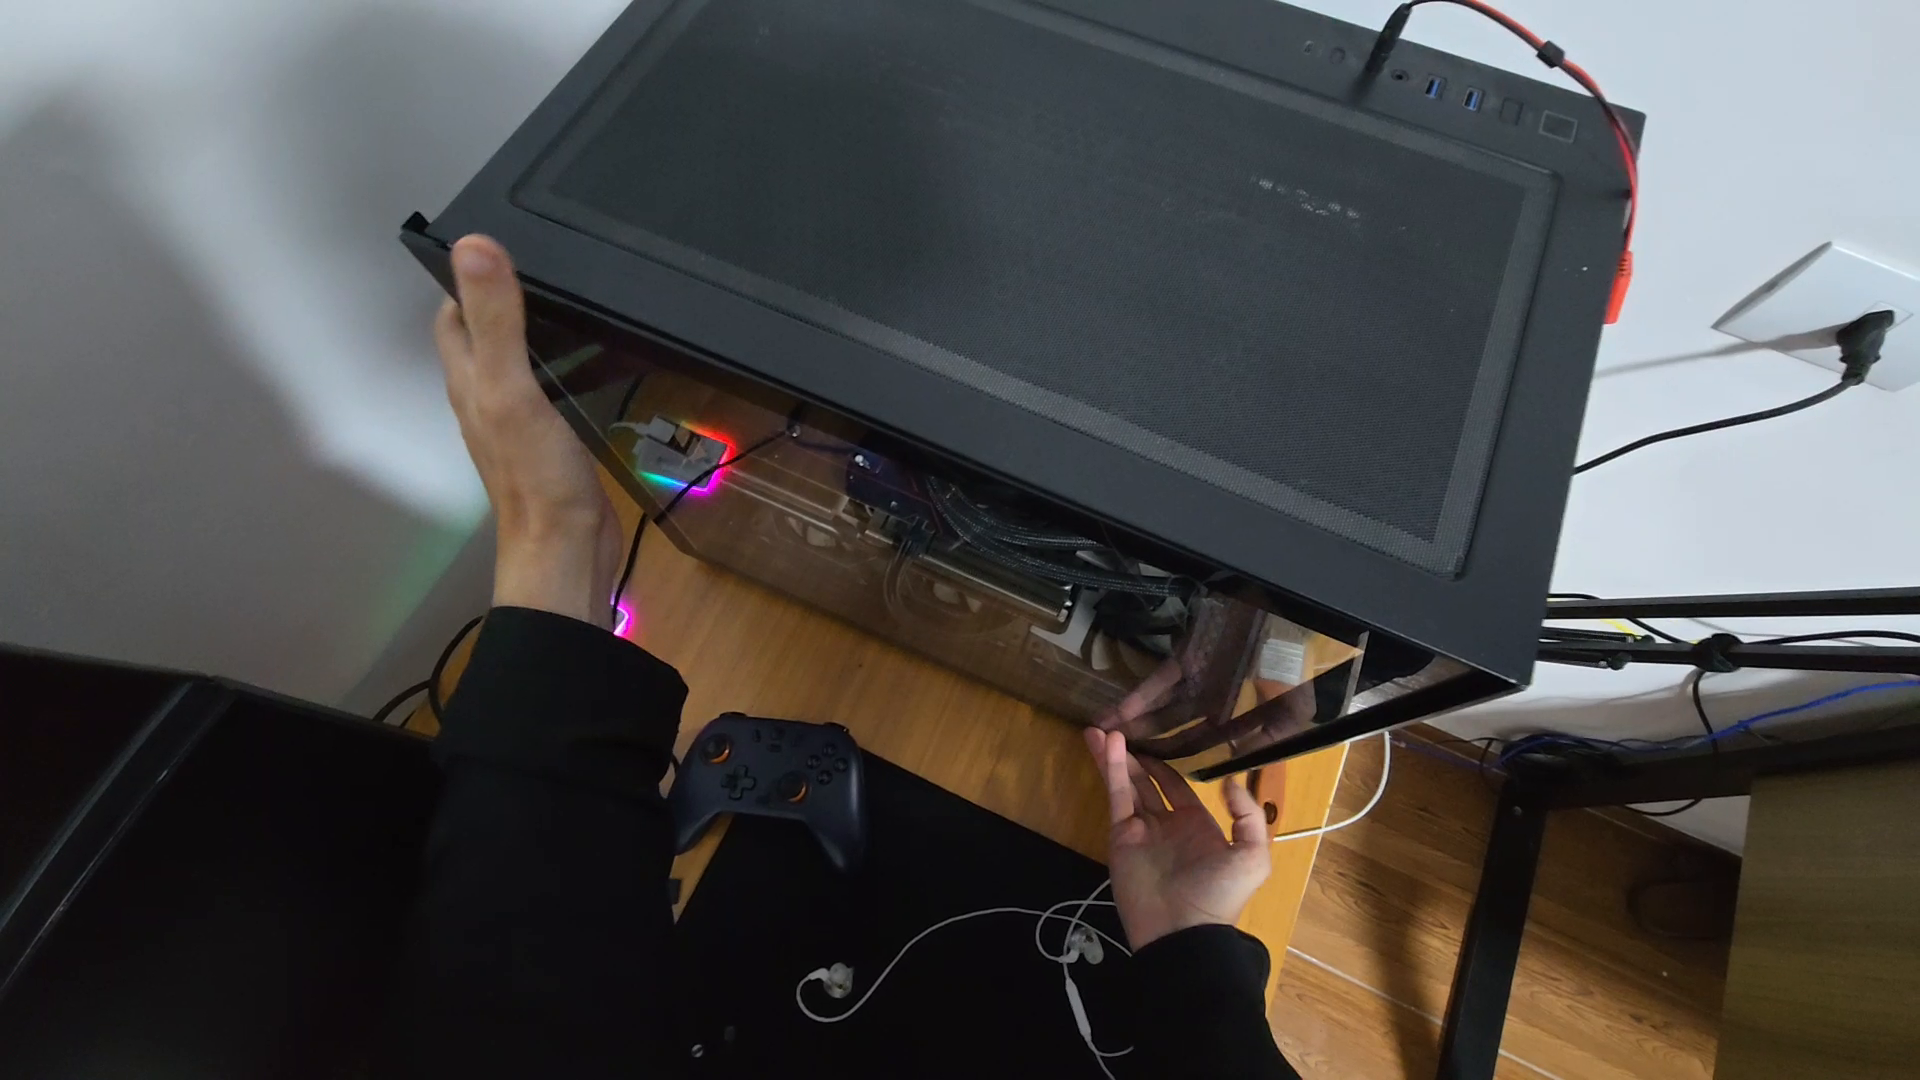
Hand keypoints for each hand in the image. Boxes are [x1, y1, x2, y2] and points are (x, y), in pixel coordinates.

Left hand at [436, 235, 621, 626]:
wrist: (567, 546)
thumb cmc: (537, 473)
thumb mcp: (514, 390)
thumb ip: (499, 322)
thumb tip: (475, 244)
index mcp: (469, 382)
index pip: (455, 316)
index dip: (472, 280)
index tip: (510, 249)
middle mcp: (488, 400)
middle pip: (487, 340)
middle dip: (508, 304)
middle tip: (555, 274)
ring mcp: (522, 425)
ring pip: (522, 367)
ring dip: (540, 338)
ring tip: (578, 309)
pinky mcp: (554, 444)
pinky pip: (552, 394)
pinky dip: (565, 371)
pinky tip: (592, 368)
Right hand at [1083, 727, 1269, 949]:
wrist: (1182, 930)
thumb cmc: (1219, 892)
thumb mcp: (1252, 857)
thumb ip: (1247, 816)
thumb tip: (1229, 780)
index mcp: (1196, 825)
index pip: (1177, 786)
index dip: (1166, 765)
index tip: (1157, 739)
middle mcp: (1165, 823)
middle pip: (1145, 781)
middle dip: (1133, 757)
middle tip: (1121, 728)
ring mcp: (1140, 827)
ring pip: (1126, 783)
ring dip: (1115, 756)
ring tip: (1103, 727)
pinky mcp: (1120, 832)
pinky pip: (1116, 794)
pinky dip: (1110, 767)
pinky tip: (1105, 742)